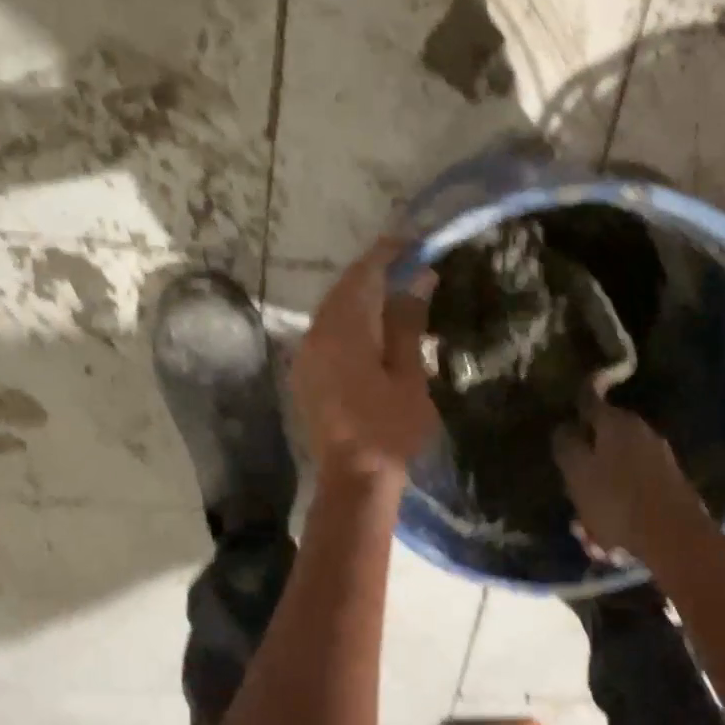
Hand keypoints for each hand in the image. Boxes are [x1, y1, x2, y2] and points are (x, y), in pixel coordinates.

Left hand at [294, 239, 438, 486]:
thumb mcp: (409, 374)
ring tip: (396, 294)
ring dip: (362, 297)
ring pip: (333, 310)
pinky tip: (373, 328)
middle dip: (374, 273)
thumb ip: (408, 322)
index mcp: (343, 330)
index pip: (364, 275)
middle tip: (409, 266)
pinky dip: (351, 320)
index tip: (413, 242)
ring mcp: (306, 355)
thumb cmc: (390, 429)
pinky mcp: (305, 374)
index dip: (388, 254)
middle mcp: (316, 334)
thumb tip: (418, 278)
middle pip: (344, 289)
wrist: (353, 482)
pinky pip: (327, 332)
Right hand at [552, 399, 716, 565]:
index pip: (589, 398)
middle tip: (571, 496)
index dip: (576, 401)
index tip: (565, 414)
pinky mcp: (671, 487)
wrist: (677, 539)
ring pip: (617, 473)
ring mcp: (660, 459)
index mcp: (616, 422)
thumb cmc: (617, 500)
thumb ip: (566, 446)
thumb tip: (564, 428)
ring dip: (600, 498)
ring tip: (589, 535)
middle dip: (585, 469)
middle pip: (602, 442)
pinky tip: (611, 543)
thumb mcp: (577, 472)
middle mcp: (641, 432)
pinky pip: (634, 493)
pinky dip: (620, 511)